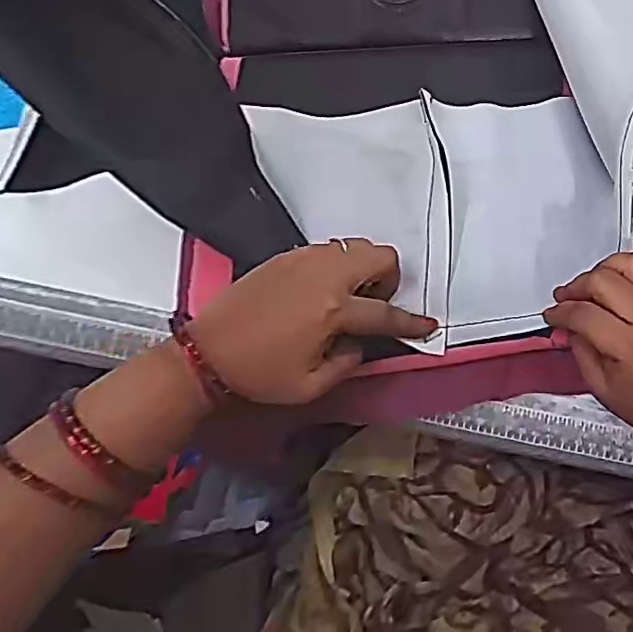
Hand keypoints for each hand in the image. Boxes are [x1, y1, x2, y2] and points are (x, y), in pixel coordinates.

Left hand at [184, 239, 436, 405]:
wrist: (205, 353)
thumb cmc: (256, 372)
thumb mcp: (310, 386)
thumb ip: (348, 363)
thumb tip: (359, 346)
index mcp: (333, 310)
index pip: (386, 313)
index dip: (412, 322)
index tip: (426, 325)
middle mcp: (324, 276)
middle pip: (381, 256)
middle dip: (390, 278)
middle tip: (375, 302)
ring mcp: (304, 260)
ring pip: (355, 245)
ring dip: (363, 267)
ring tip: (347, 296)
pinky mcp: (286, 256)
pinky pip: (327, 249)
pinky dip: (337, 264)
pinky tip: (320, 290)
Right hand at [543, 251, 632, 434]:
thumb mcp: (601, 386)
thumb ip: (579, 350)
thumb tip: (567, 324)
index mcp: (629, 346)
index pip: (584, 313)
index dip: (561, 312)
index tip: (554, 314)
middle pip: (603, 281)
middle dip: (577, 287)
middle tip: (568, 297)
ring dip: (607, 267)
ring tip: (596, 280)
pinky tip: (631, 270)